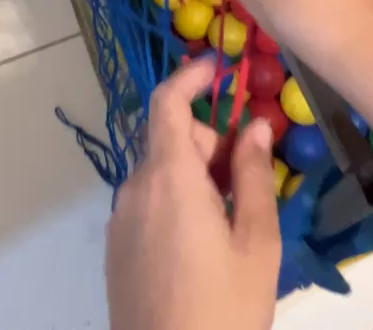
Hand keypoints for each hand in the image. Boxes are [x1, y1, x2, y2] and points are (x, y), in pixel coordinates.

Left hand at [106, 55, 279, 329]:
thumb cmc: (224, 308)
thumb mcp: (256, 242)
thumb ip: (255, 175)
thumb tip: (255, 126)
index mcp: (169, 177)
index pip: (168, 101)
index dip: (192, 75)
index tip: (218, 66)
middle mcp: (135, 188)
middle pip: (170, 139)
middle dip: (209, 142)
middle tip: (247, 179)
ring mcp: (120, 220)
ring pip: (160, 172)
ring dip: (194, 174)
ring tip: (231, 222)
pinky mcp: (116, 249)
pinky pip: (148, 202)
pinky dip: (175, 199)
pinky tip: (202, 246)